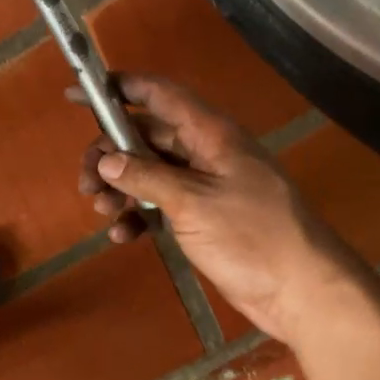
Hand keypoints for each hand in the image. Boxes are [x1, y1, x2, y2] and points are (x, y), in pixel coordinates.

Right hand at [77, 75, 369, 337]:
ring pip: (146, 172)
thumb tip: (106, 161)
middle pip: (144, 137)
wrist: (301, 291)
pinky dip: (136, 216)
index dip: (119, 88)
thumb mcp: (192, 203)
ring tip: (103, 211)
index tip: (78, 94)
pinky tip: (122, 235)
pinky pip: (157, 205)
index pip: (160, 96)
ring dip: (118, 189)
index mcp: (211, 136)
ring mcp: (203, 186)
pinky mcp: (201, 216)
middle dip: (109, 156)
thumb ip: (146, 176)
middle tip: (86, 184)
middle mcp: (205, 153)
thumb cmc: (252, 236)